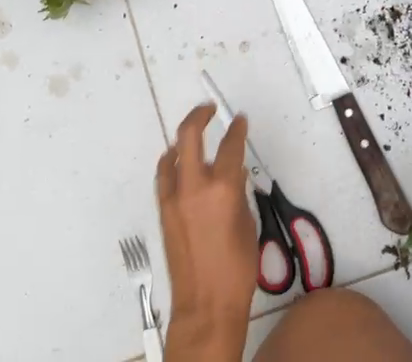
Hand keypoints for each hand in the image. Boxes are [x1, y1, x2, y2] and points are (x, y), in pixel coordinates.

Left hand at [155, 104, 254, 354]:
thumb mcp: (248, 225)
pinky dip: (172, 163)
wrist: (205, 301)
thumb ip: (238, 194)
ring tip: (195, 137)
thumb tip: (232, 176)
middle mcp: (195, 186)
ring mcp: (174, 197)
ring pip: (173, 154)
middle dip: (199, 115)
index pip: (230, 146)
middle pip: (190, 135)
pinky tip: (179, 163)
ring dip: (184, 141)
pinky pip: (165, 175)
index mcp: (223, 189)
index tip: (239, 119)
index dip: (236, 128)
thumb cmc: (237, 268)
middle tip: (209, 109)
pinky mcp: (163, 210)